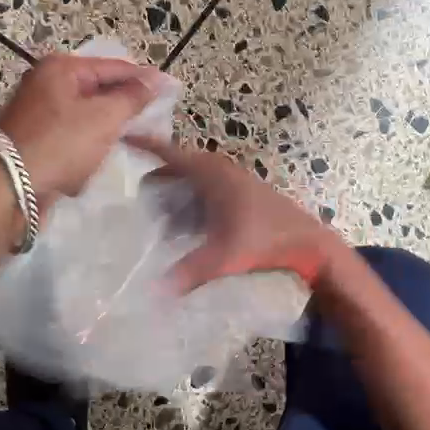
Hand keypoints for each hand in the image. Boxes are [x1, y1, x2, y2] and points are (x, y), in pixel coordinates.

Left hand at [0, 52, 167, 201]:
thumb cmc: (60, 145)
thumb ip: (132, 97)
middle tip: (155, 119)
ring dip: (106, 132)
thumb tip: (156, 79)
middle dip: (124, 107)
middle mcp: (45, 84)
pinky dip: (86, 149)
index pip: (114, 66)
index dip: (145, 78)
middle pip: (98, 90)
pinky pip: (71, 139)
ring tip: (131, 141)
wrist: (9, 188)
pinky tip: (97, 162)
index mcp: (60, 68)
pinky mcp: (35, 141)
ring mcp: (38, 114)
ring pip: (86, 117)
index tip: (172, 89)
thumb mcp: (104, 118)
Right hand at [127, 135, 346, 291]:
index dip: (143, 144)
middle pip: (177, 165)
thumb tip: (153, 293)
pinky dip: (189, 199)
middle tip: (131, 196)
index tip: (120, 137)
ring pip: (193, 178)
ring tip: (151, 211)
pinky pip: (205, 189)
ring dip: (173, 190)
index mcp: (211, 173)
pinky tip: (182, 224)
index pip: (168, 152)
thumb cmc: (266, 241)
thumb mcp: (224, 256)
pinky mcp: (240, 195)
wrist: (310, 243)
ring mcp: (232, 180)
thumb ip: (188, 272)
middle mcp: (220, 170)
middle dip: (155, 177)